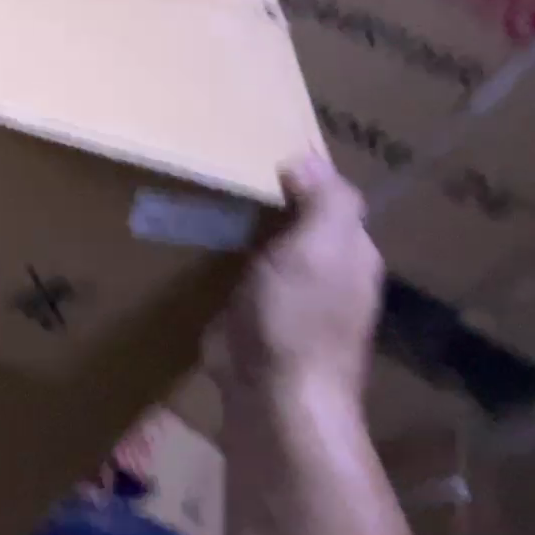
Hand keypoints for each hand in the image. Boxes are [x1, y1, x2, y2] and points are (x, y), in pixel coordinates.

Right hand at [217, 153, 383, 403]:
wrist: (271, 391)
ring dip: (232, 223)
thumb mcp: (321, 250)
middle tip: (213, 163)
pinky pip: (228, 269)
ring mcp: (281, 293)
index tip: (255, 143)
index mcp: (348, 251)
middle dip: (262, 195)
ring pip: (257, 243)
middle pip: (290, 218)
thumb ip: (324, 203)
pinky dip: (213, 253)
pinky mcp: (244, 310)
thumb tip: (306, 157)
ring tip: (192, 192)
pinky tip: (186, 239)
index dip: (300, 171)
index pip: (328, 197)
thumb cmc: (300, 317)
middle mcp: (320, 269)